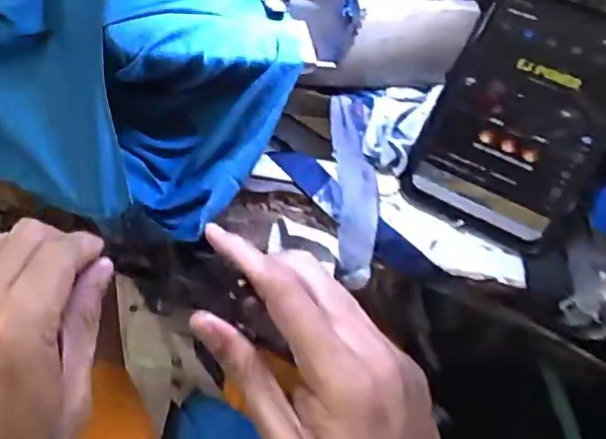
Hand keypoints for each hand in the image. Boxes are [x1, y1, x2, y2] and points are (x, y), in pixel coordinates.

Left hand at [0, 218, 114, 438]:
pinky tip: (11, 290)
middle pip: (25, 234)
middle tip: (77, 264)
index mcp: (19, 325)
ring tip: (46, 276)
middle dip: (57, 241)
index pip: (56, 253)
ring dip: (27, 249)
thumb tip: (101, 265)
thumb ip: (84, 320)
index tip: (99, 250)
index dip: (82, 244)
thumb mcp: (72, 394)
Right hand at [189, 224, 436, 438]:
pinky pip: (352, 311)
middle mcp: (374, 349)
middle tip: (232, 273)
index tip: (212, 231)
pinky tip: (298, 326)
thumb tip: (200, 317)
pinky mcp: (404, 363)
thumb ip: (247, 374)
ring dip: (293, 278)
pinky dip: (318, 302)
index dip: (245, 254)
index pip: (285, 289)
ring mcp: (396, 354)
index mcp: (342, 374)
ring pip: (333, 286)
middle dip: (268, 261)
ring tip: (258, 295)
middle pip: (311, 274)